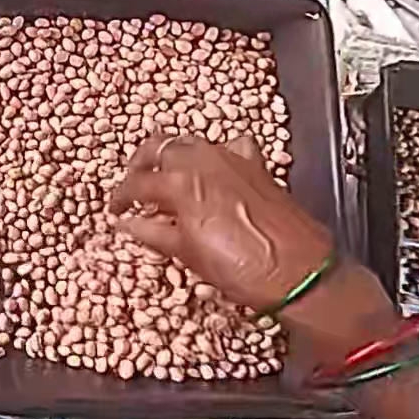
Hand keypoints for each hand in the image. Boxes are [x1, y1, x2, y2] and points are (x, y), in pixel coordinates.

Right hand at [110, 133, 402, 373]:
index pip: (135, 183)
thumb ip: (151, 232)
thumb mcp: (186, 253)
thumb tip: (128, 224)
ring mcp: (232, 160)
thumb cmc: (244, 268)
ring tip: (165, 175)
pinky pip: (230, 147)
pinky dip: (216, 154)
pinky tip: (214, 171)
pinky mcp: (257, 167)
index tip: (116, 209)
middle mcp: (203, 162)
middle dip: (141, 164)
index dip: (120, 197)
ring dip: (172, 155)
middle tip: (134, 183)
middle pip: (158, 147)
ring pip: (190, 142)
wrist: (302, 276)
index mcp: (179, 183)